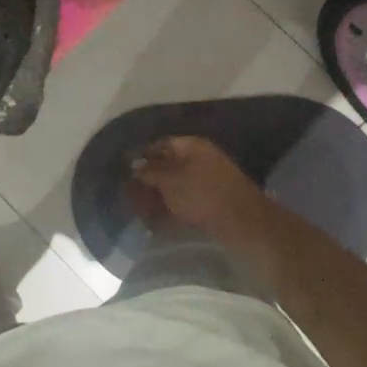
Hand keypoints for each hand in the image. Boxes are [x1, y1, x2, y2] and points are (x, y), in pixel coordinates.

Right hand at [127, 136, 267, 238]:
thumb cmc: (202, 194)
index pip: (161, 144)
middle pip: (167, 166)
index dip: (142, 155)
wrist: (242, 222)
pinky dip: (170, 208)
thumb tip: (134, 165)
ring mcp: (208, 182)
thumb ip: (149, 171)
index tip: (125, 169)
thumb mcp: (169, 180)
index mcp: (192, 147)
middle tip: (130, 194)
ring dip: (157, 197)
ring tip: (140, 210)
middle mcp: (201, 160)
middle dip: (148, 180)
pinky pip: (184, 201)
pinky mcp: (211, 202)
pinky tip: (157, 220)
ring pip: (175, 186)